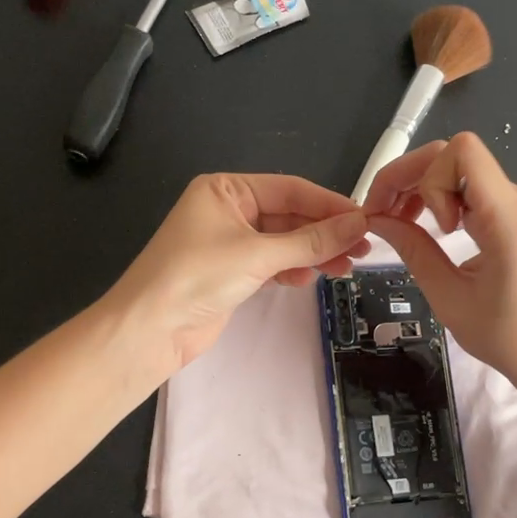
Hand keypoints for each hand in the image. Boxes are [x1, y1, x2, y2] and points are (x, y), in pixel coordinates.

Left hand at [107, 173, 369, 370]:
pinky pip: (271, 263)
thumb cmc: (197, 276)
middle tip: (364, 249)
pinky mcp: (230, 273)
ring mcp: (229, 243)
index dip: (329, 205)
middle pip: (289, 215)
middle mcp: (227, 210)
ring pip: (283, 242)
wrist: (151, 328)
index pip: (290, 189)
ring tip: (346, 267)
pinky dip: (292, 269)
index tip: (365, 220)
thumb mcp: (257, 254)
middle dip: (324, 232)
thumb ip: (310, 241)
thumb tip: (358, 225)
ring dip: (313, 253)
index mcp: (226, 189)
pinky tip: (311, 277)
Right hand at [361, 132, 516, 394]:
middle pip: (455, 155)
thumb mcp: (448, 298)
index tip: (422, 222)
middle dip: (411, 178)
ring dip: (424, 189)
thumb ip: (413, 250)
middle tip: (383, 215)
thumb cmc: (505, 338)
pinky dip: (443, 200)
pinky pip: (474, 190)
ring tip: (401, 224)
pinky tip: (429, 229)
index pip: (462, 152)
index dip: (425, 177)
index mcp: (508, 219)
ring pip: (461, 170)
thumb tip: (377, 219)